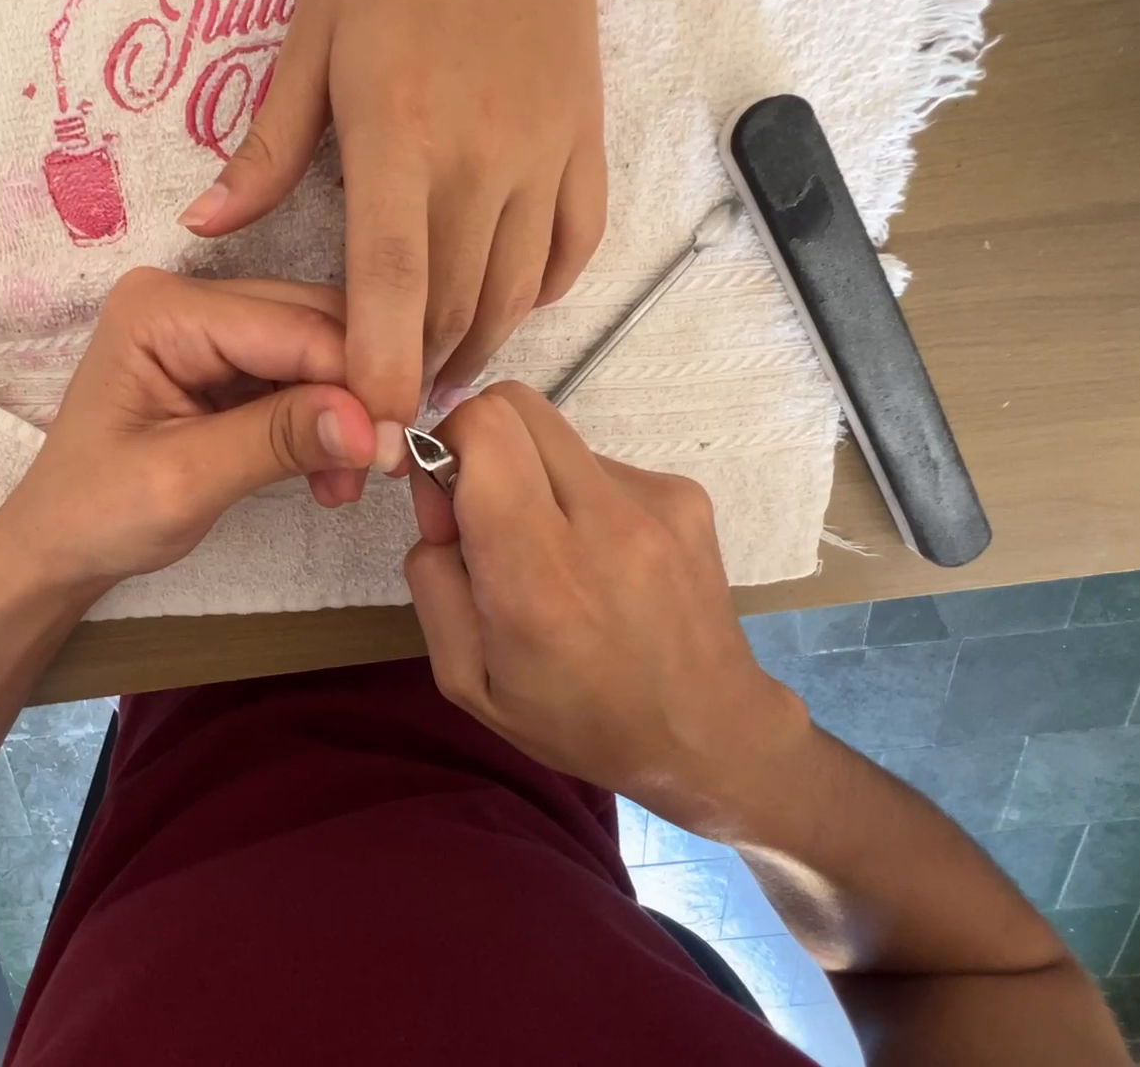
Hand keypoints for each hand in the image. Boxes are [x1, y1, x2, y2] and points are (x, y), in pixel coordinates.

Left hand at [0, 269, 376, 587]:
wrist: (59, 546)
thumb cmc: (98, 514)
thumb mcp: (185, 480)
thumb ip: (277, 441)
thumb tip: (374, 426)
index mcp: (162, 310)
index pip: (290, 327)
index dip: (354, 382)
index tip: (397, 446)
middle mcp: (189, 302)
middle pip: (311, 327)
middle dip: (353, 398)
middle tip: (382, 467)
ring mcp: (208, 332)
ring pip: (314, 355)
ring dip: (343, 417)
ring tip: (345, 485)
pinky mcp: (224, 368)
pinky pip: (297, 382)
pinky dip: (322, 427)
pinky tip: (328, 474)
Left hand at [178, 0, 607, 448]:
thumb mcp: (312, 45)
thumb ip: (263, 152)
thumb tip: (205, 226)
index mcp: (400, 138)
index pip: (392, 277)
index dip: (385, 362)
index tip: (375, 424)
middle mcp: (480, 159)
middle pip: (453, 305)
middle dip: (421, 372)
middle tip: (390, 406)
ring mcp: (544, 156)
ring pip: (514, 294)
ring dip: (474, 347)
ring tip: (436, 372)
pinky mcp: (586, 148)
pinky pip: (573, 251)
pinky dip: (538, 296)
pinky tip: (502, 309)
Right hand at [402, 383, 807, 827]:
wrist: (707, 735)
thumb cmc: (573, 720)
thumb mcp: (464, 681)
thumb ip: (432, 584)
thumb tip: (442, 513)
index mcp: (538, 578)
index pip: (483, 430)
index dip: (443, 450)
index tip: (447, 513)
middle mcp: (604, 523)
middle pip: (514, 404)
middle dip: (473, 443)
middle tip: (479, 515)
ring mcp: (656, 501)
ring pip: (552, 433)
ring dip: (525, 475)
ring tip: (546, 551)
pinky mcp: (685, 496)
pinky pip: (594, 462)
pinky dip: (571, 494)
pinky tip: (592, 556)